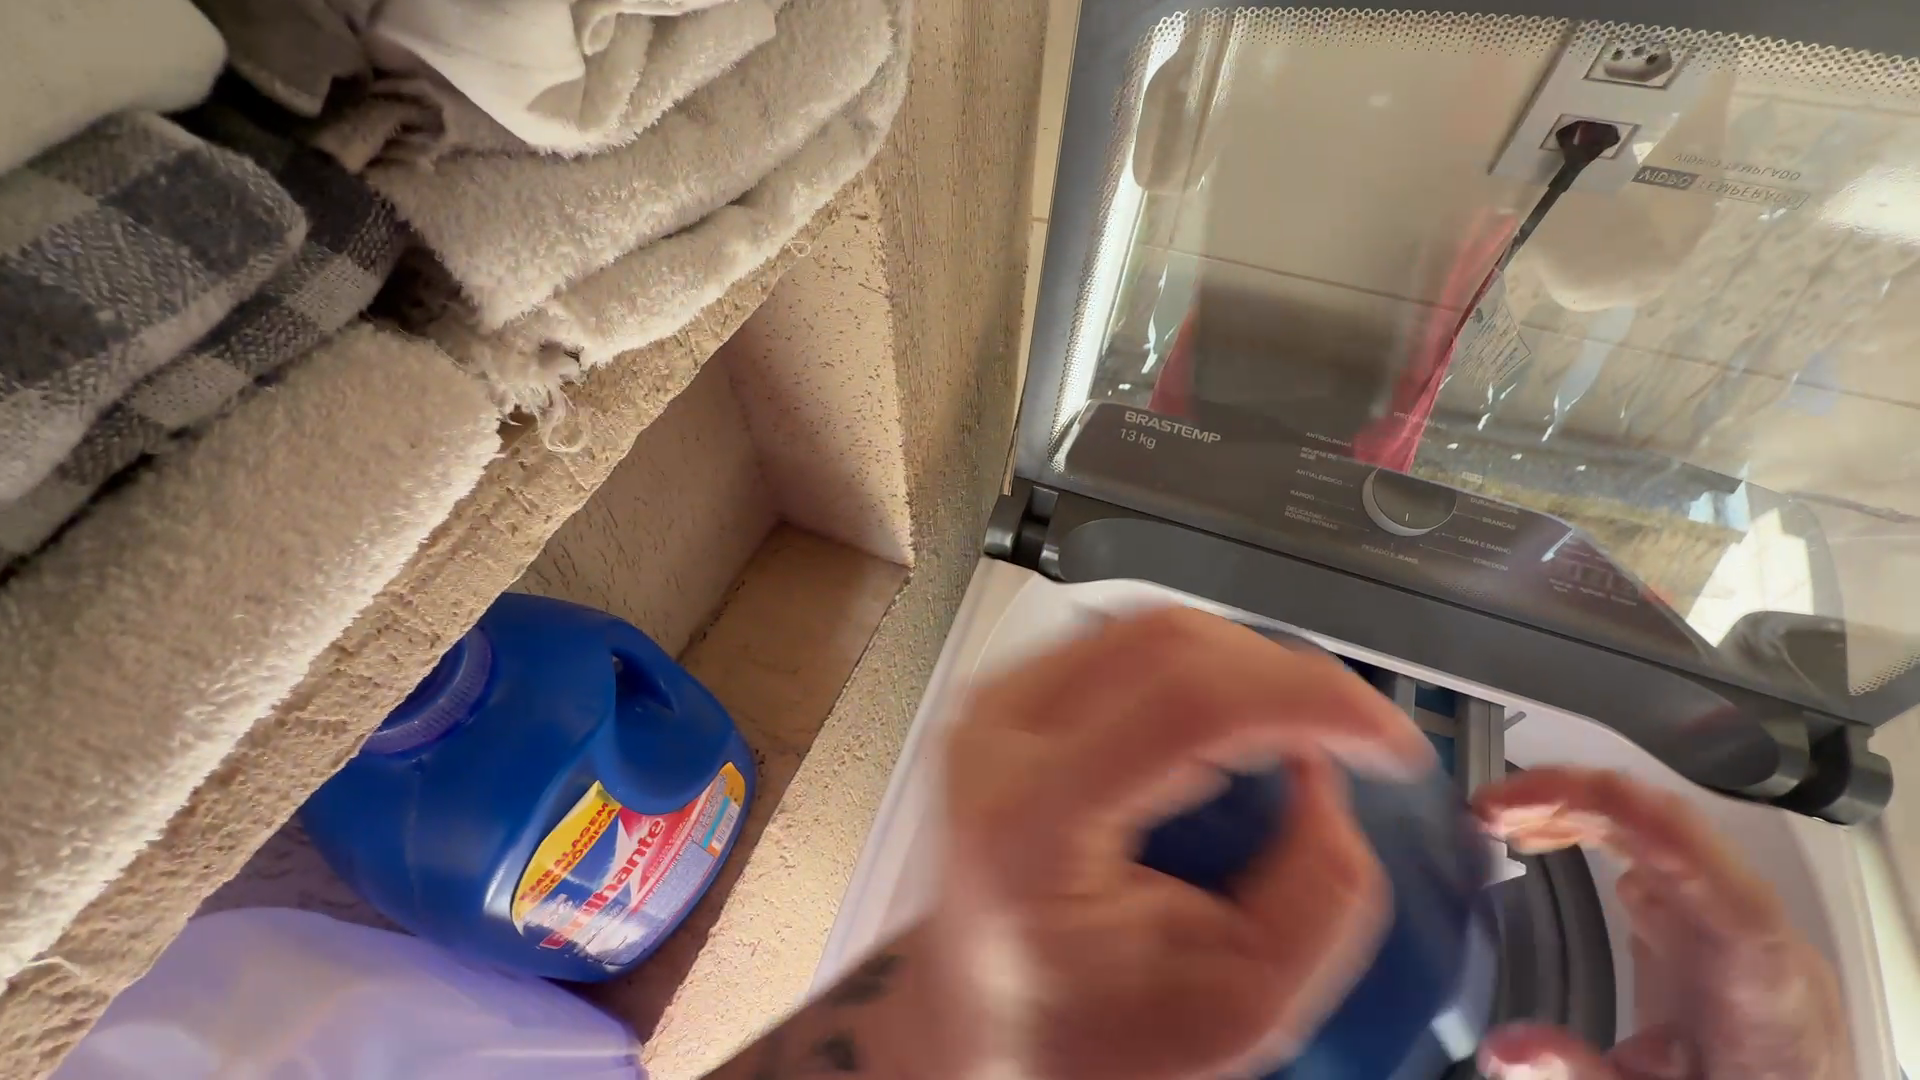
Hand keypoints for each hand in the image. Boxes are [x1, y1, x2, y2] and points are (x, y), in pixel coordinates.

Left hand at [925, 608, 1434, 1079]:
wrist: (975, 1006)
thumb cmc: (1078, 1024)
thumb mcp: (1231, 1008)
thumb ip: (1317, 897)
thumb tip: (1326, 773)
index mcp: (1032, 818)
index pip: (1183, 706)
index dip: (1304, 698)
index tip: (1381, 734)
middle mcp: (996, 738)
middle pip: (1168, 644)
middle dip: (1282, 674)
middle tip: (1345, 729)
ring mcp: (994, 706)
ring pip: (1146, 627)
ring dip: (1240, 663)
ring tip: (1289, 726)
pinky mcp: (1007, 695)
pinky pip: (1118, 643)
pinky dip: (1194, 665)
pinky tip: (1224, 716)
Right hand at [1473, 767, 1853, 1079]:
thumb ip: (1579, 1073)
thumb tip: (1499, 1047)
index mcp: (1753, 973)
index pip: (1693, 860)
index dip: (1612, 810)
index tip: (1523, 800)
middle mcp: (1750, 932)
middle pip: (1662, 825)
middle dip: (1565, 798)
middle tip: (1484, 810)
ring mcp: (1731, 921)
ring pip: (1649, 825)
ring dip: (1568, 806)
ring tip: (1494, 817)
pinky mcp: (1707, 923)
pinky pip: (1647, 847)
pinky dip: (1584, 828)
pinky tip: (1535, 841)